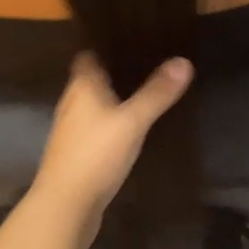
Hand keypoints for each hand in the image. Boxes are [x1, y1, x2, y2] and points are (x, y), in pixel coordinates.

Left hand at [30, 53, 193, 226]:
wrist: (65, 205)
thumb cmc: (96, 154)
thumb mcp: (132, 122)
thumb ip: (156, 93)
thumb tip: (184, 60)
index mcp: (81, 87)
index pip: (88, 56)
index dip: (104, 48)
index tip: (127, 42)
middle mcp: (71, 103)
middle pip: (89, 80)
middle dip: (110, 74)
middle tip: (142, 66)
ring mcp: (69, 131)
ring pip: (90, 106)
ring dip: (108, 101)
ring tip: (137, 95)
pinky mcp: (73, 154)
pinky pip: (92, 130)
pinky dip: (106, 125)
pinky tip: (124, 132)